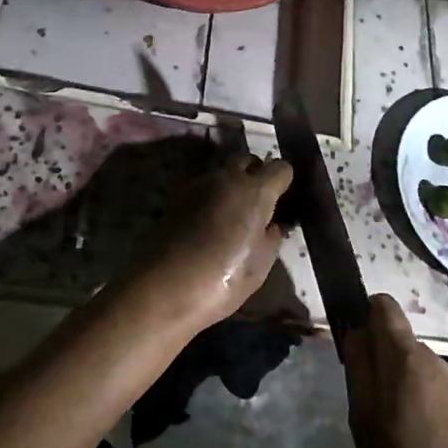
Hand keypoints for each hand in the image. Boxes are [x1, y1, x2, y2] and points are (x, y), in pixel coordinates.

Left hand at [121, 153, 292, 332]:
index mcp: (255, 191)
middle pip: (247, 159)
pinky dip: (210, 196)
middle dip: (256, 172)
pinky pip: (202, 186)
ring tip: (232, 212)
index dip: (284, 180)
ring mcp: (199, 184)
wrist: (163, 287)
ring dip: (231, 182)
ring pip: (222, 170)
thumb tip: (272, 224)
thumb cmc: (222, 281)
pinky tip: (208, 221)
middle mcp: (228, 178)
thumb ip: (271, 238)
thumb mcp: (260, 266)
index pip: (280, 168)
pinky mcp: (177, 195)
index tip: (283, 198)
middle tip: (258, 201)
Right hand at [342, 295, 447, 447]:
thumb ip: (359, 370)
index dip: (365, 315)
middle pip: (398, 340)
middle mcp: (432, 357)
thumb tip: (355, 331)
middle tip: (367, 399)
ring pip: (415, 367)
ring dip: (400, 384)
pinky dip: (420, 402)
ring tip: (391, 427)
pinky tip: (417, 440)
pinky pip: (433, 388)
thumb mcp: (365, 421)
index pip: (383, 304)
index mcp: (404, 354)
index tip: (353, 343)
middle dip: (381, 359)